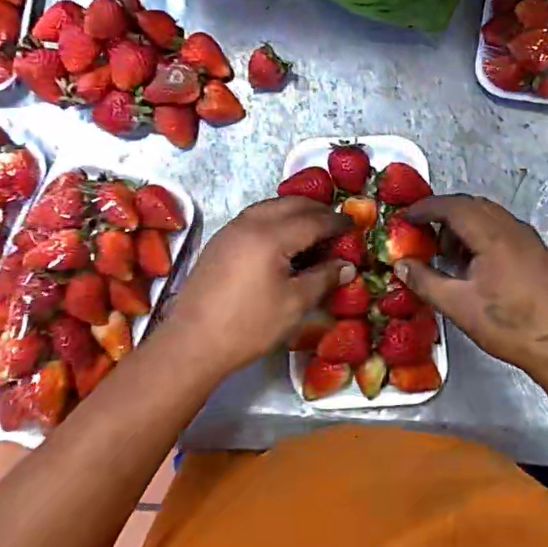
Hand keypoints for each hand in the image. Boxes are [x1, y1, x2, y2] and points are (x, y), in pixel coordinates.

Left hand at [153, 196, 353, 378]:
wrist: (193, 342)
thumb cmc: (248, 326)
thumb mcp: (294, 304)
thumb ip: (323, 278)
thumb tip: (346, 265)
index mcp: (271, 236)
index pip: (312, 220)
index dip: (336, 222)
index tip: (354, 224)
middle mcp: (249, 224)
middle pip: (290, 204)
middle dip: (316, 209)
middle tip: (335, 223)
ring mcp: (230, 230)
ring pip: (269, 207)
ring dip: (293, 211)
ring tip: (311, 228)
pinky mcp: (218, 242)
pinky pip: (253, 218)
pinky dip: (274, 219)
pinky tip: (281, 238)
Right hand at [394, 195, 547, 374]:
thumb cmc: (509, 326)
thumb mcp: (458, 306)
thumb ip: (425, 281)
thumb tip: (401, 265)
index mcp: (492, 236)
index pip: (453, 206)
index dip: (426, 208)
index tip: (405, 217)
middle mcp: (512, 229)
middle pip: (472, 205)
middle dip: (443, 213)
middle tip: (421, 232)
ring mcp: (528, 239)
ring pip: (489, 215)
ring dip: (463, 224)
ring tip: (446, 252)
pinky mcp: (537, 252)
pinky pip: (502, 229)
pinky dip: (481, 234)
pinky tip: (474, 263)